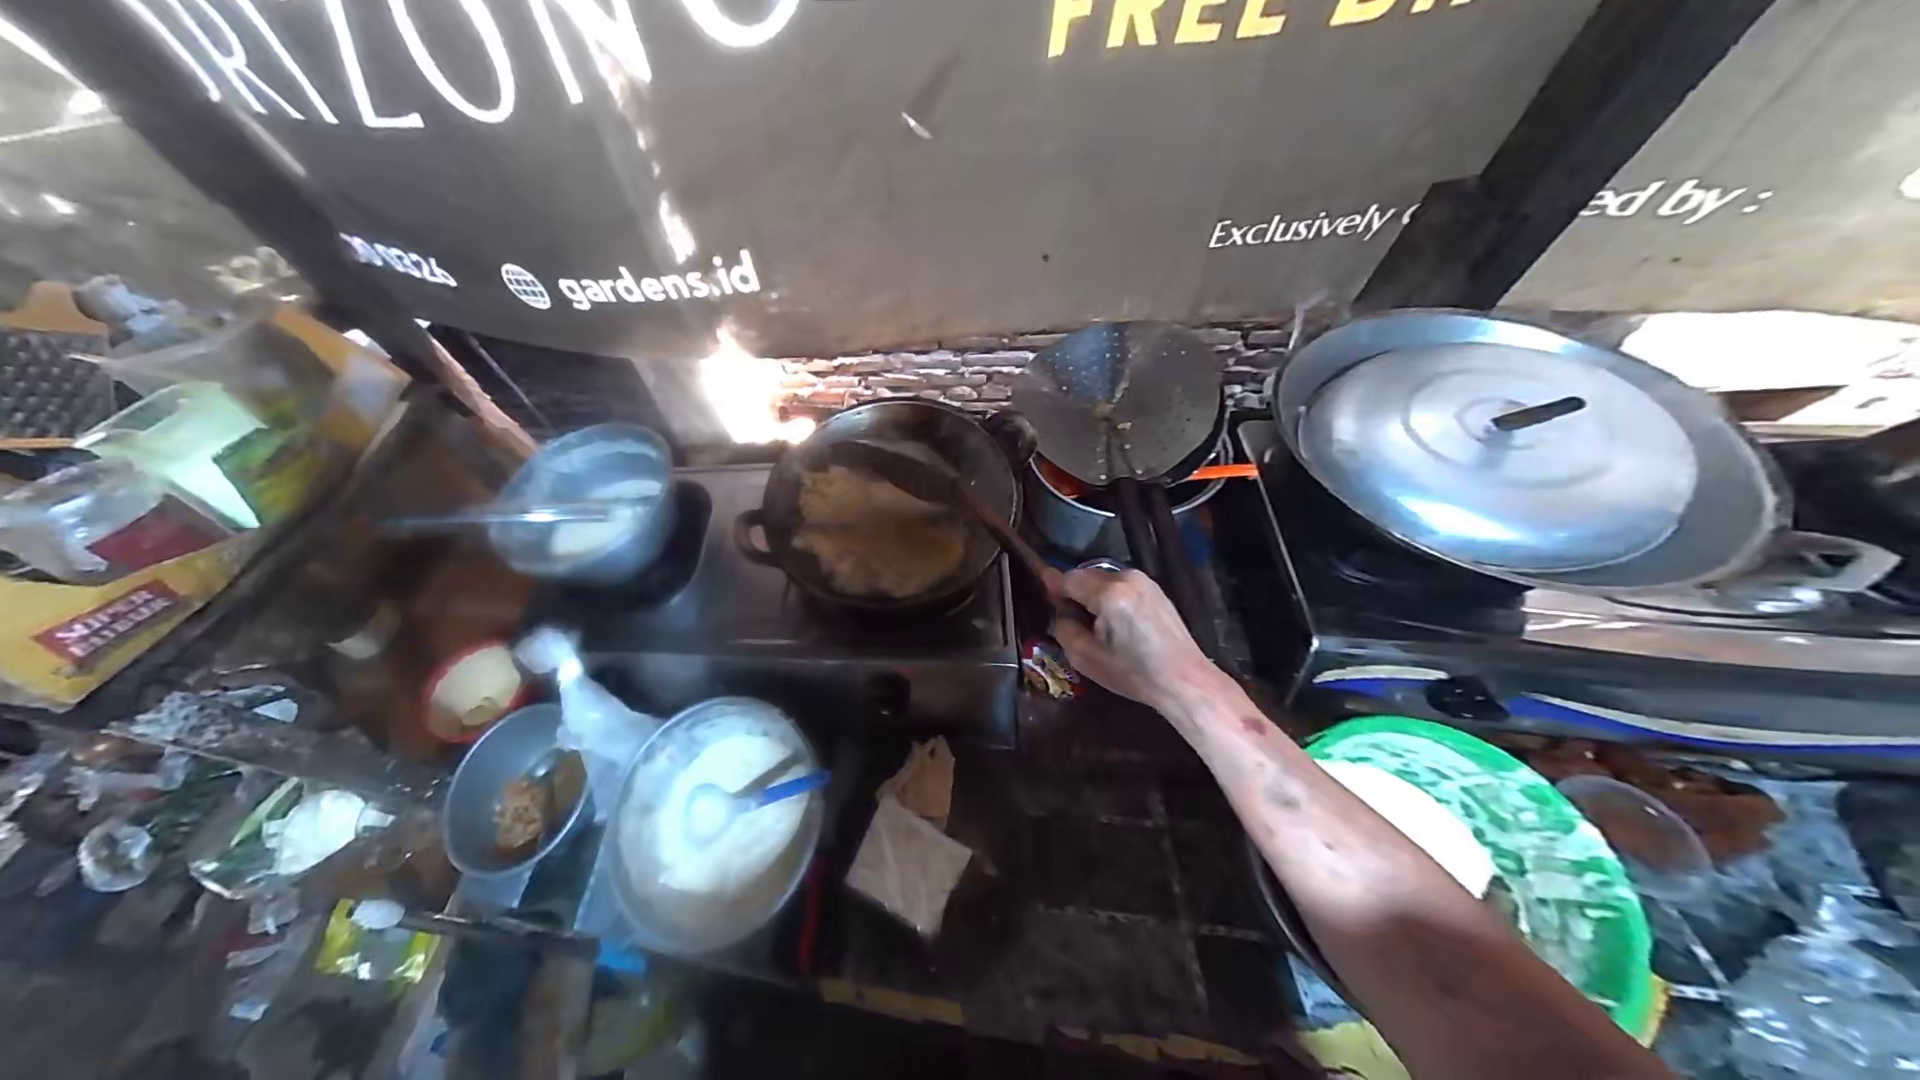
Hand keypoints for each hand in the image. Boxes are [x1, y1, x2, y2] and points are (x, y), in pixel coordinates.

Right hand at [1047, 567, 1217, 710]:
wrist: (1183, 680)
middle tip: (1067, 616)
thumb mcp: (1086, 657)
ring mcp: (1145, 581)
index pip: (1069, 579)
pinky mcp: (1156, 589)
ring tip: (1092, 621)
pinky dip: (1110, 596)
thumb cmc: (1134, 673)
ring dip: (1093, 594)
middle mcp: (1127, 578)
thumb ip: (1065, 628)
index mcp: (1109, 594)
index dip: (1052, 585)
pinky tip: (1113, 621)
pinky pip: (1122, 585)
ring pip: (1104, 579)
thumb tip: (1062, 613)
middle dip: (1074, 591)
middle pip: (1087, 575)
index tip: (1042, 589)